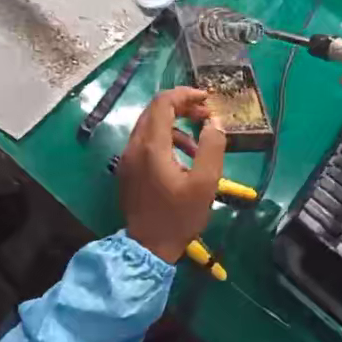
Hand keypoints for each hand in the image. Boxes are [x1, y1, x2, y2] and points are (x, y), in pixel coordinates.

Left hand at [117, 88, 226, 262]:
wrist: (148, 247)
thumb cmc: (179, 216)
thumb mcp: (205, 184)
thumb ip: (212, 148)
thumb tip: (214, 123)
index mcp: (152, 146)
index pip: (163, 103)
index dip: (185, 95)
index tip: (207, 100)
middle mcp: (134, 146)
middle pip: (154, 111)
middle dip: (181, 107)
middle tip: (206, 115)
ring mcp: (127, 158)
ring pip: (149, 126)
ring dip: (175, 125)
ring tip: (200, 142)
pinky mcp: (127, 169)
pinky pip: (145, 142)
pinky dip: (165, 140)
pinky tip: (184, 158)